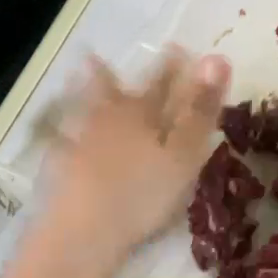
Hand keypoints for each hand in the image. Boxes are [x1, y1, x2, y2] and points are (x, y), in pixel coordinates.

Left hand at [44, 46, 231, 257]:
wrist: (86, 228)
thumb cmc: (143, 194)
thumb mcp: (184, 155)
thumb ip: (201, 110)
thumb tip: (219, 57)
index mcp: (142, 114)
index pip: (161, 83)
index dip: (172, 68)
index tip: (178, 49)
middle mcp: (108, 118)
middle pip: (114, 89)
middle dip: (115, 73)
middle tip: (100, 55)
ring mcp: (80, 140)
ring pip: (84, 108)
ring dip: (83, 90)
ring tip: (79, 74)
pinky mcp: (61, 166)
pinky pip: (61, 140)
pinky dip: (61, 131)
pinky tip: (58, 129)